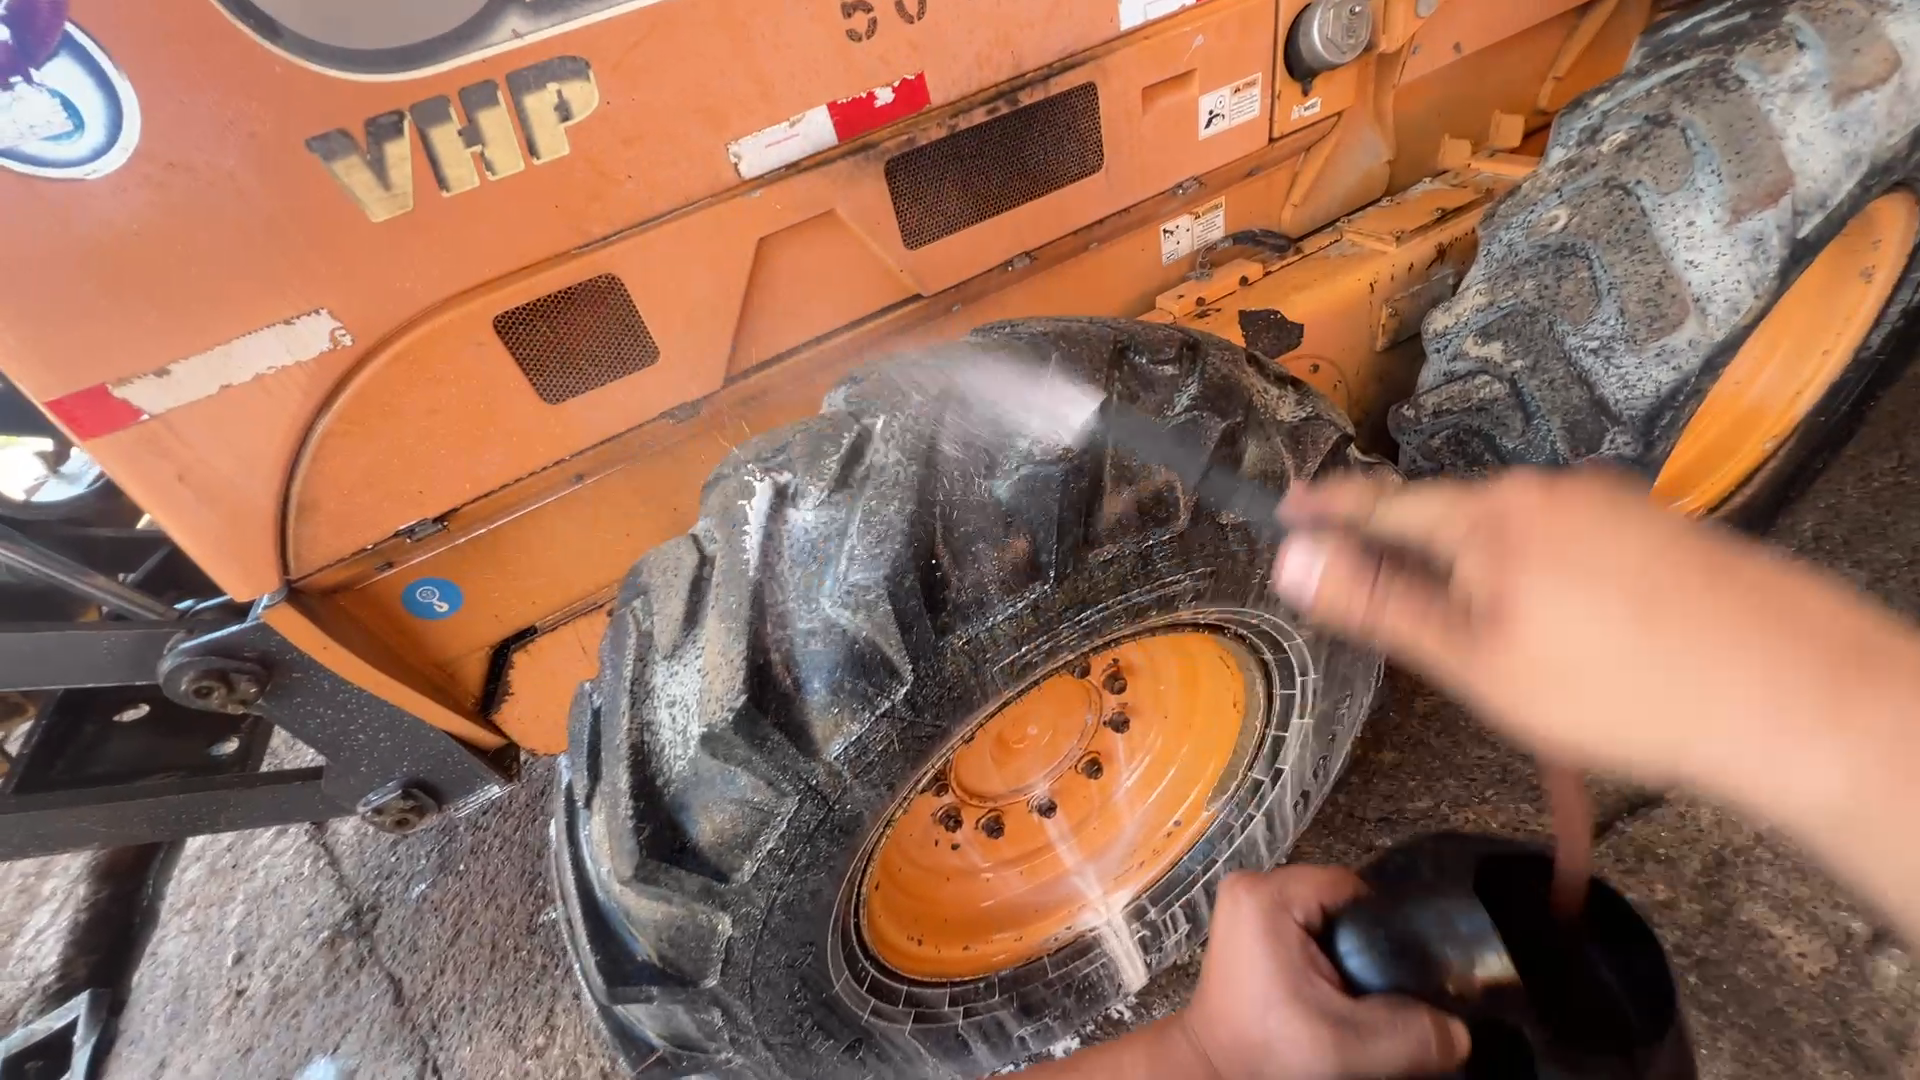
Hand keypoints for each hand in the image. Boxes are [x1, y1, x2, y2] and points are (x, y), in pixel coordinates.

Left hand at [1017, 866, 1467, 1079]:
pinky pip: (1304, 931)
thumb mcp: (1349, 1047)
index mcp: (1266, 894)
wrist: (1218, 1072)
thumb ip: (1413, 1033)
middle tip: (1390, 991)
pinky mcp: (1248, 927)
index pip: (1350, 888)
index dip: (1387, 925)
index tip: (1409, 969)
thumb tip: (1459, 1028)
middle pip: (1338, 902)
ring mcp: (1246, 904)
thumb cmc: (1269, 1053)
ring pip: (1324, 919)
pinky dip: (1325, 960)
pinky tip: (1339, 995)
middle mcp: (1252, 885)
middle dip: (1367, 946)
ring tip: (1364, 997)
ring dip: (1346, 957)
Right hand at [1268, 468, 1919, 939]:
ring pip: (1500, 526)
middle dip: (1402, 546)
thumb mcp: (1470, 659)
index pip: (1380, 504)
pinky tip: (1552, 616)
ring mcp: (1605, 501)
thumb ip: (1374, 604)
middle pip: (1442, 514)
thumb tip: (1291, 559)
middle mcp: (1544, 491)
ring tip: (1472, 622)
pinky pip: (1555, 533)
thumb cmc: (1618, 691)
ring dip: (1466, 560)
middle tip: (1382, 598)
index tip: (1288, 504)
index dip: (1327, 508)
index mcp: (1487, 518)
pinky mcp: (1652, 523)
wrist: (1812, 705)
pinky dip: (1523, 563)